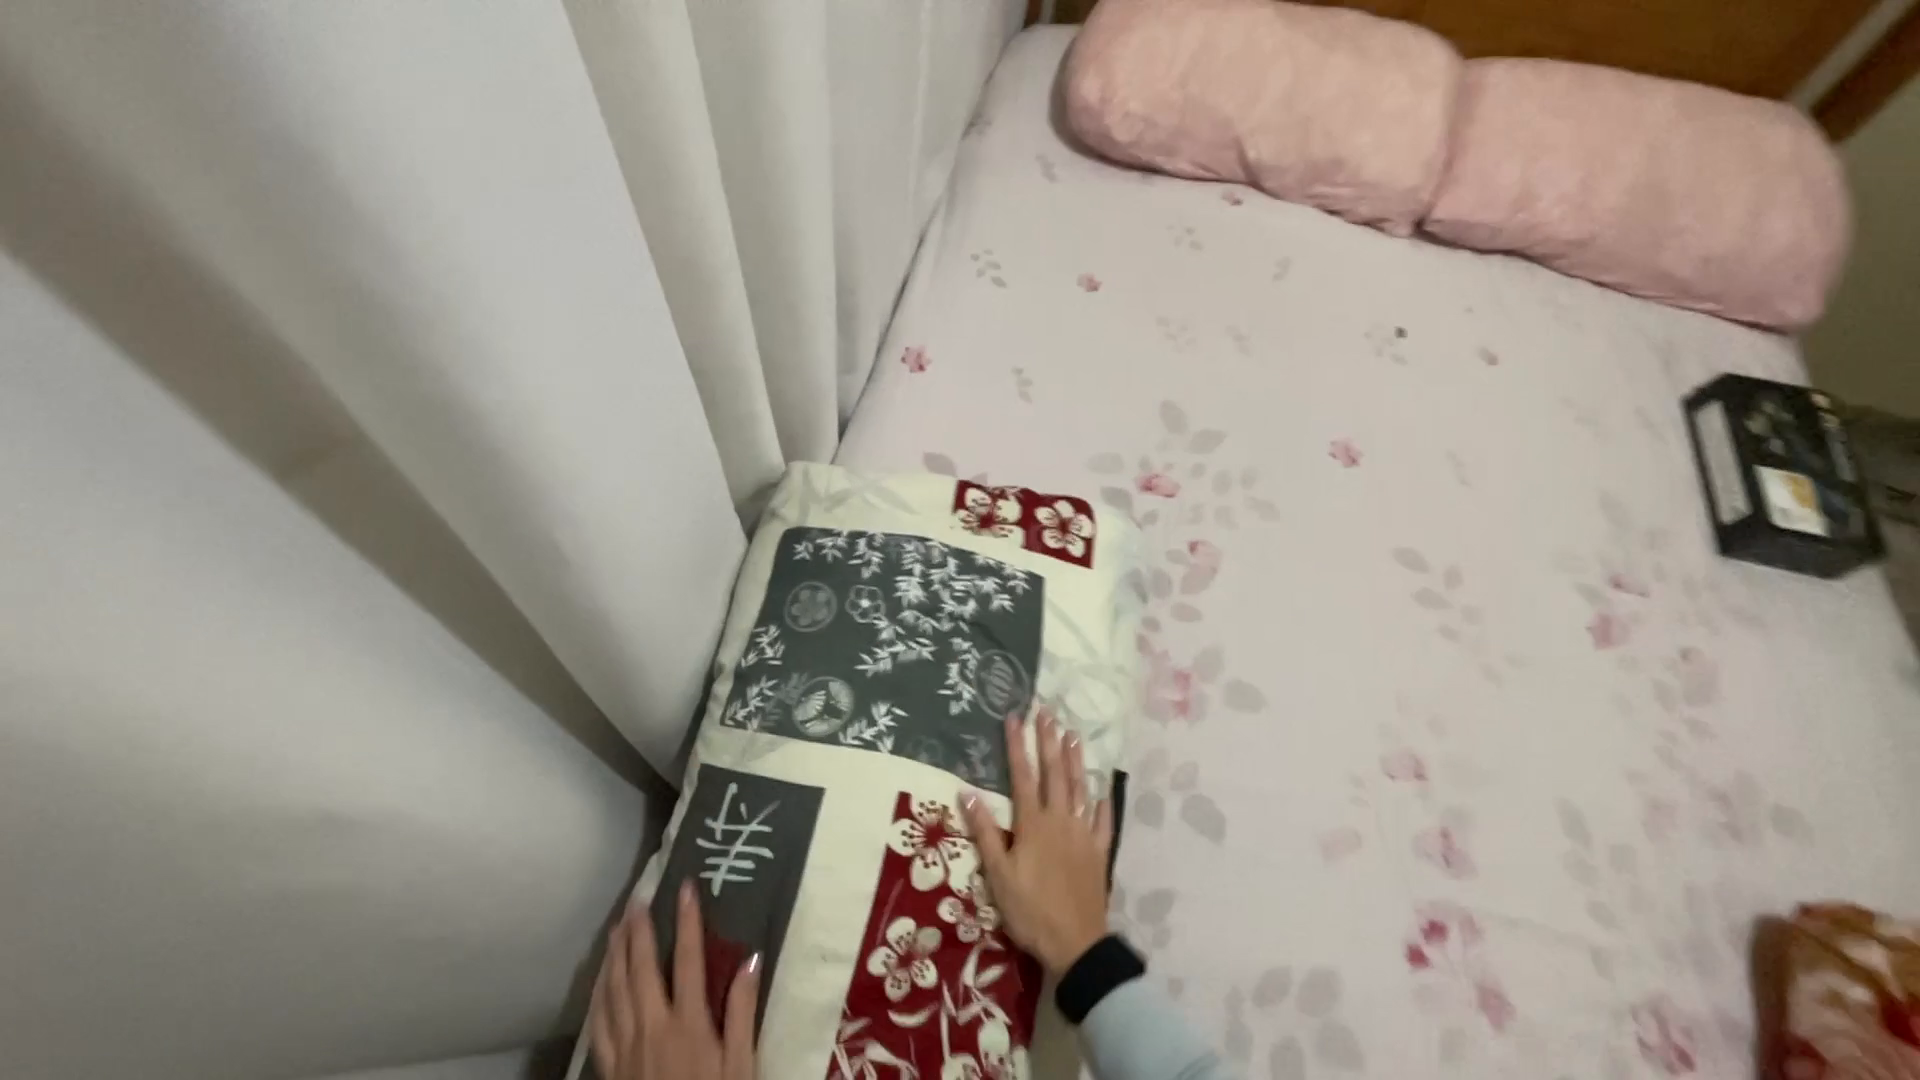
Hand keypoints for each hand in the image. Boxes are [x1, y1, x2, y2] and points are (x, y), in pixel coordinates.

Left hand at [589, 881, 760, 1079]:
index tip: (685, 888)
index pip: (687, 960)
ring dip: (615, 955)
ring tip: (618, 925)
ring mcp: (627, 1048)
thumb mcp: (741, 1065)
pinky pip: (599, 1023)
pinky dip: (599, 993)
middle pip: (641, 969)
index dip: (686, 921)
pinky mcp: (610, 1069)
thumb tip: (750, 960)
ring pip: (614, 990)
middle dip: (639, 931)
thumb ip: (742, 1012)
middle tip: (638, 898)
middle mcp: (653, 1028)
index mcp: (689, 1024)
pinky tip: (600, 979)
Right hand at [960, 710, 1113, 978]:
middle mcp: (1060, 820)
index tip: (1014, 718)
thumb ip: (985, 832)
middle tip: (1048, 713)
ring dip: (1075, 761)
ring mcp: (1083, 834)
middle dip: (1049, 742)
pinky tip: (1104, 788)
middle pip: (1054, 773)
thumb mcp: (998, 875)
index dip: (1017, 746)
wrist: (1075, 943)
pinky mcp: (1099, 851)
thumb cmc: (1030, 910)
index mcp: (1033, 824)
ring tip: (1073, 735)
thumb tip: (967, 793)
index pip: (1023, 776)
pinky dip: (1103, 801)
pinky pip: (1103, 820)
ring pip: (1080, 788)